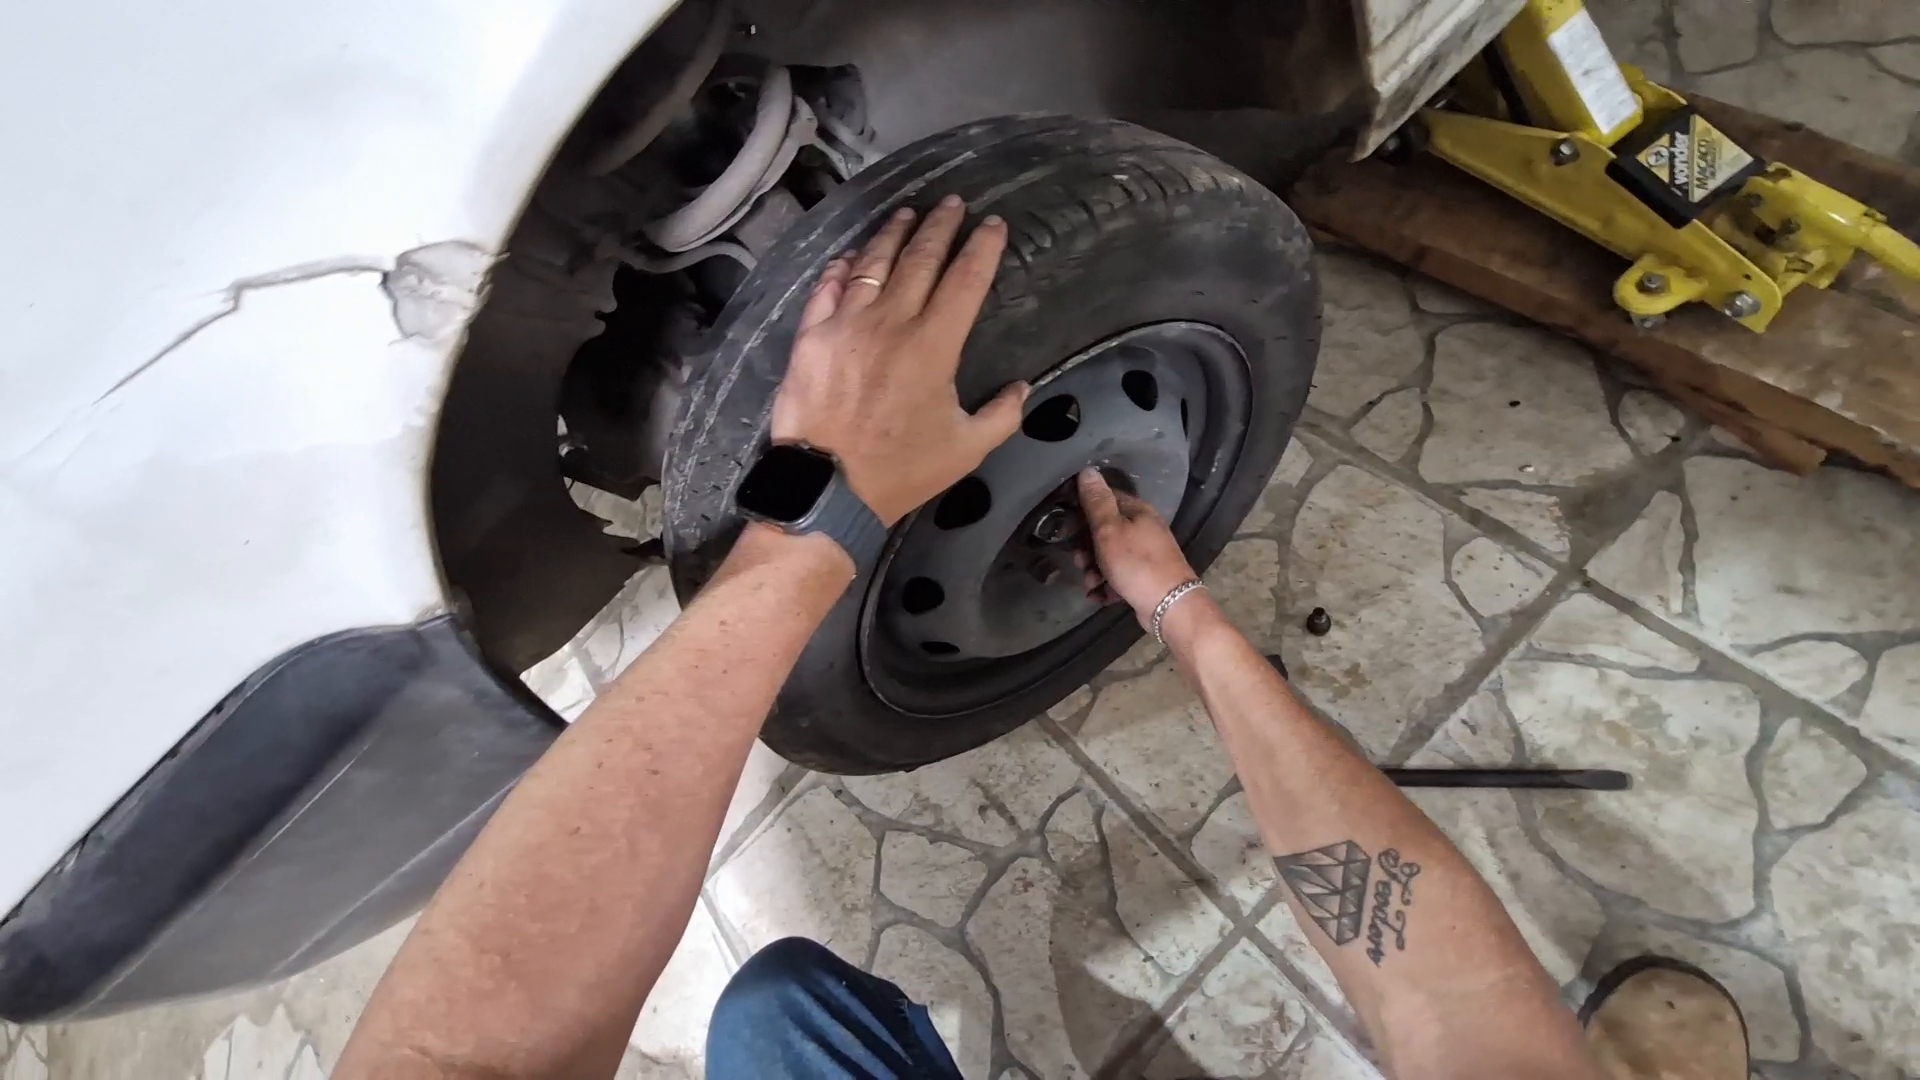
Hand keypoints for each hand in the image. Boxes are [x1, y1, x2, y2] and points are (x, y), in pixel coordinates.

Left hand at [770, 195, 1028, 525]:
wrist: (829, 489)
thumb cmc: (902, 470)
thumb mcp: (966, 451)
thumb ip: (1002, 415)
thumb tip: (1023, 387)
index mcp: (934, 346)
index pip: (966, 280)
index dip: (983, 247)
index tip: (993, 224)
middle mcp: (891, 322)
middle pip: (920, 258)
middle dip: (940, 226)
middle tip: (952, 203)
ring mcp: (846, 325)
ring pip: (873, 264)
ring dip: (893, 233)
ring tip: (906, 214)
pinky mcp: (812, 336)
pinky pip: (828, 288)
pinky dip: (843, 267)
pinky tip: (853, 254)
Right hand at [1075, 468, 1199, 628]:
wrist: (1170, 606)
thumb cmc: (1136, 563)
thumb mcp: (1110, 530)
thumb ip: (1096, 502)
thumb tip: (1087, 470)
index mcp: (1137, 511)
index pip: (1105, 499)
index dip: (1083, 510)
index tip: (1067, 526)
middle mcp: (1143, 529)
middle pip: (1104, 531)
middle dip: (1086, 547)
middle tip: (1079, 561)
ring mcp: (1145, 554)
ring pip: (1108, 556)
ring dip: (1094, 570)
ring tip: (1091, 583)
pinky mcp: (1144, 577)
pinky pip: (1117, 576)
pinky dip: (1106, 586)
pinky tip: (1098, 596)